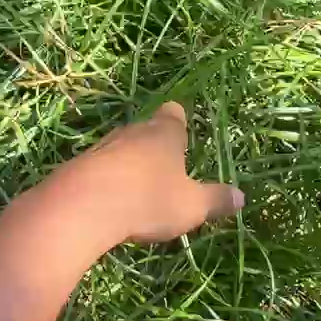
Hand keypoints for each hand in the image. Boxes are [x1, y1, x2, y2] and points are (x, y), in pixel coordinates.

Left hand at [8, 102, 244, 255]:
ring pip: (121, 146)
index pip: (174, 114)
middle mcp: (134, 132)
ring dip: (129, 161)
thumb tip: (242, 198)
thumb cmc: (148, 200)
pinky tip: (110, 198)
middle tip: (165, 161)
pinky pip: (99, 167)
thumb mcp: (191, 206)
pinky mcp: (79, 165)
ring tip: (139, 184)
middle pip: (146, 128)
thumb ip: (215, 200)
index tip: (181, 129)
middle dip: (155, 143)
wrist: (82, 206)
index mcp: (164, 133)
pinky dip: (107, 178)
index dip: (178, 121)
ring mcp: (103, 146)